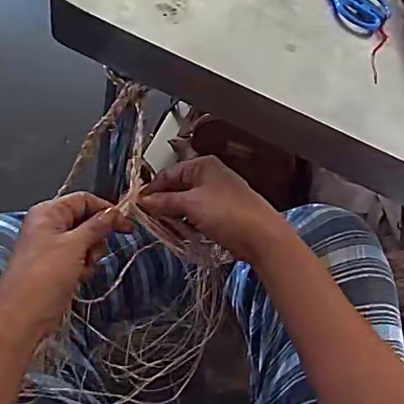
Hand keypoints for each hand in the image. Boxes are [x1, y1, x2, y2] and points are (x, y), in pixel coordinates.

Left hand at [0, 193, 120, 350]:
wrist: (23, 316)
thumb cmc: (45, 275)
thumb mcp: (74, 245)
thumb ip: (96, 226)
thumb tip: (114, 212)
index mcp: (48, 212)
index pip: (83, 200)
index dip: (105, 209)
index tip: (127, 224)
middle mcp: (48, 225)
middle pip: (85, 220)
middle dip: (96, 237)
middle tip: (95, 253)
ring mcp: (51, 246)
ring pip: (84, 241)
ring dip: (91, 254)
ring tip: (84, 268)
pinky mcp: (55, 266)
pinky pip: (78, 258)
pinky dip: (84, 266)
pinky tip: (79, 277)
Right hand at [140, 156, 293, 262]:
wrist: (263, 238)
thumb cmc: (228, 213)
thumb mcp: (190, 204)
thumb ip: (165, 202)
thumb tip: (145, 201)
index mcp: (203, 165)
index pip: (168, 173)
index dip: (152, 189)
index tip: (139, 204)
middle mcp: (210, 176)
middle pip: (177, 187)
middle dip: (164, 203)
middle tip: (151, 219)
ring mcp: (218, 195)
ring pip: (187, 203)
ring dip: (176, 215)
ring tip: (168, 228)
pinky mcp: (223, 213)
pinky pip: (198, 215)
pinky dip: (189, 223)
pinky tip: (184, 233)